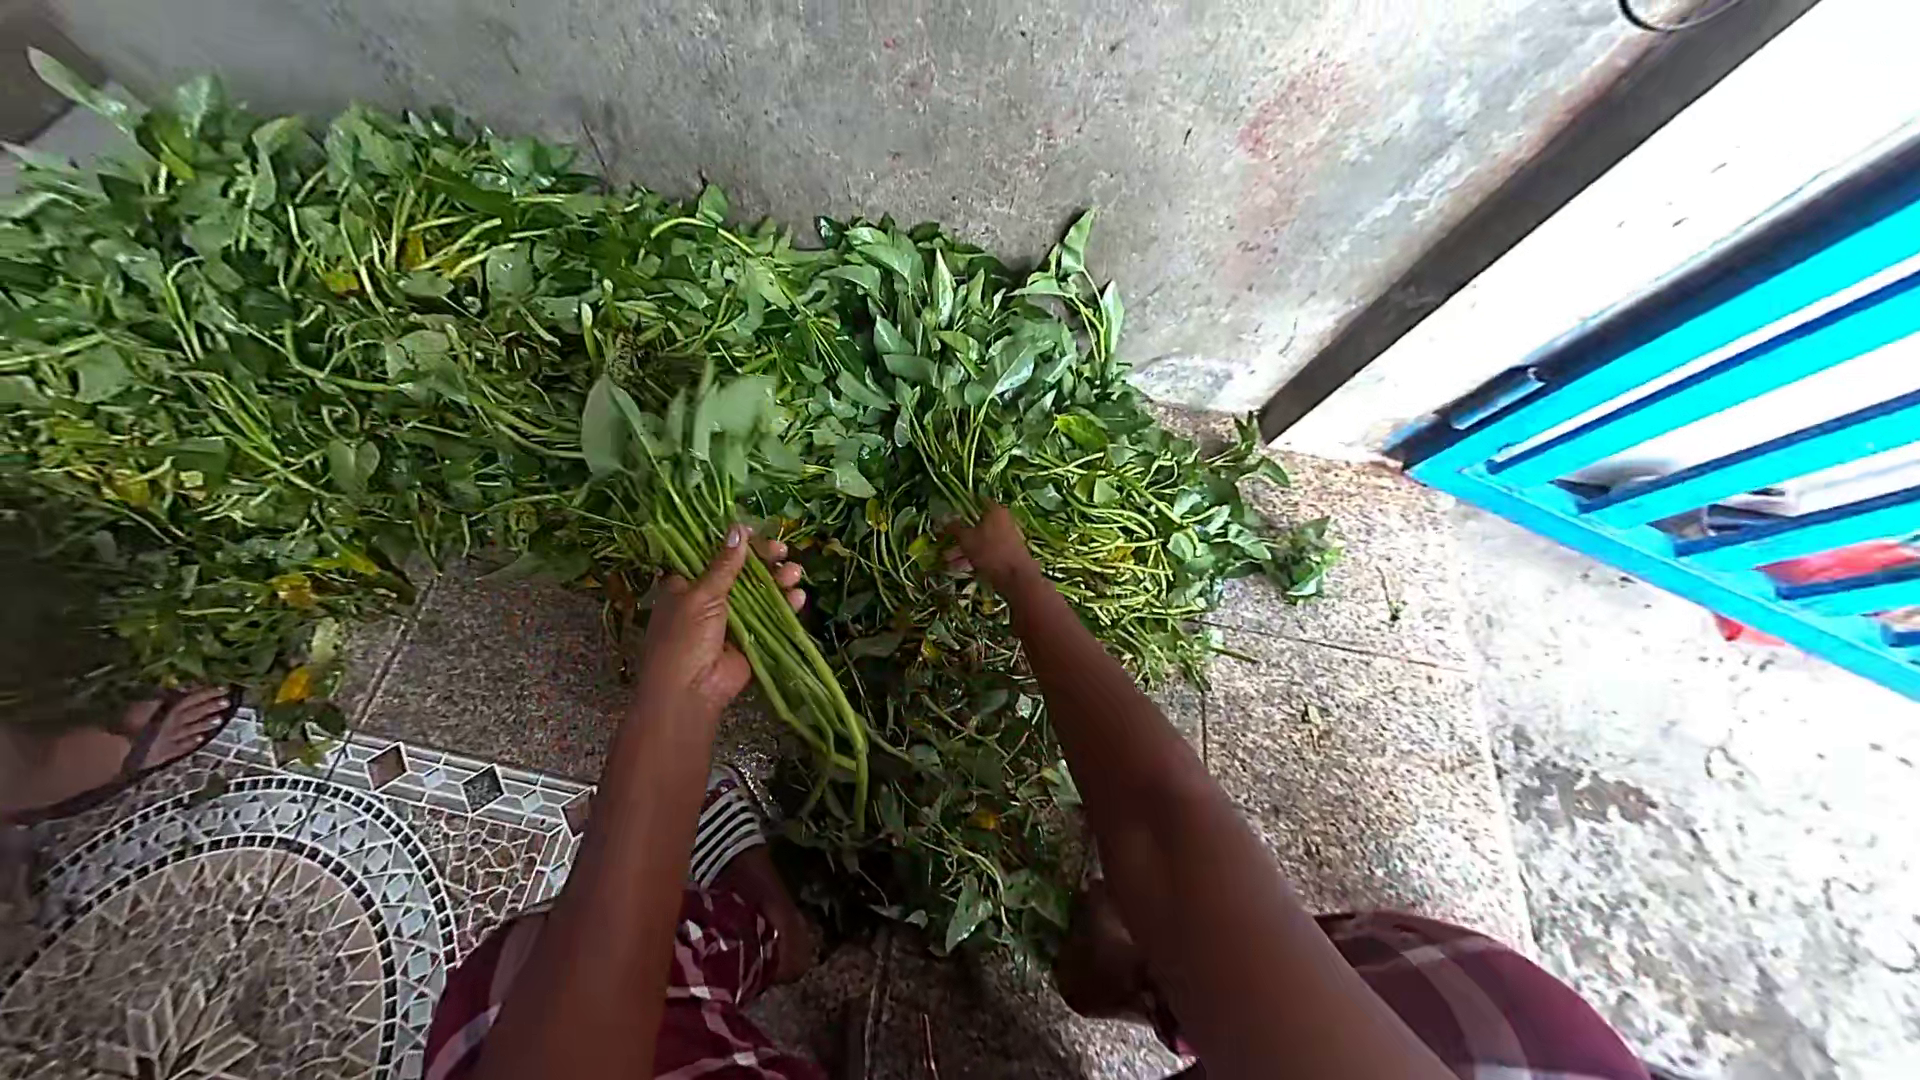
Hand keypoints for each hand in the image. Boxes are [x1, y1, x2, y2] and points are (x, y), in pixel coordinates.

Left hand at [634, 525, 806, 720]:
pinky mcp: (752, 637)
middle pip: (742, 572)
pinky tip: (797, 597)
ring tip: (794, 573)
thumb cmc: (683, 638)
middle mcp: (710, 599)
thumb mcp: (700, 596)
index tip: (755, 532)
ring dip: (778, 581)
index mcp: (687, 585)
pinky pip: (772, 616)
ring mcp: (733, 619)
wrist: (690, 691)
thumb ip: (724, 565)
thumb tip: (738, 529)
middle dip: (763, 561)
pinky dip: (786, 605)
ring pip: (761, 593)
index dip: (736, 544)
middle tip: (782, 551)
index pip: (714, 555)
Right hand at [947, 501, 1042, 594]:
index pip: (975, 503)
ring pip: (980, 541)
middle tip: (943, 543)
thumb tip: (945, 520)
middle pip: (976, 525)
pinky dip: (973, 558)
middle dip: (958, 536)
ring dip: (962, 550)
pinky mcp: (1006, 554)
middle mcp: (1002, 521)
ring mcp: (1006, 538)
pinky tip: (958, 568)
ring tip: (946, 561)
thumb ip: (954, 528)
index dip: (960, 509)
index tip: (947, 518)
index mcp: (995, 511)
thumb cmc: (990, 552)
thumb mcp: (966, 539)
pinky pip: (986, 552)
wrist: (1016, 578)